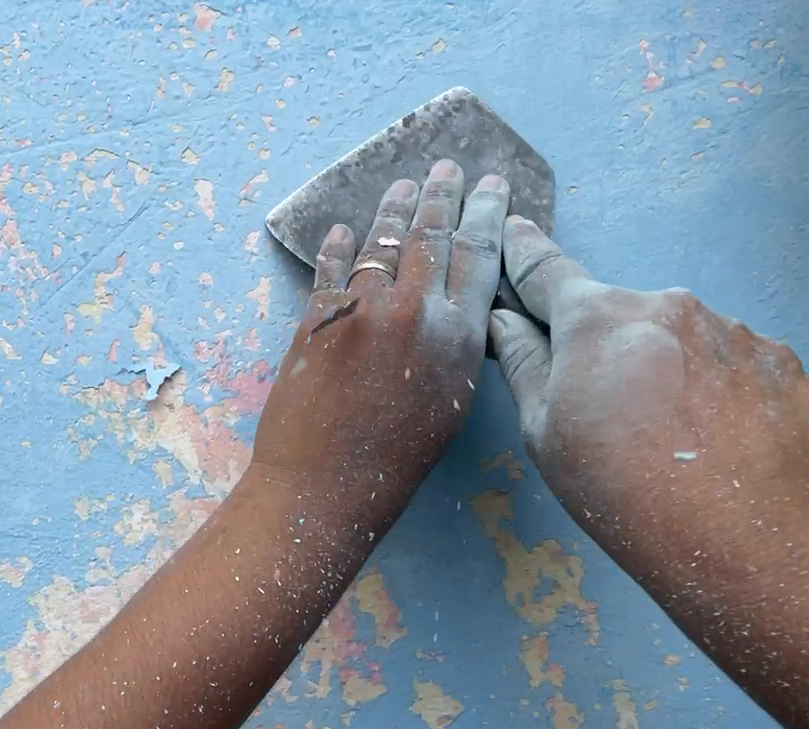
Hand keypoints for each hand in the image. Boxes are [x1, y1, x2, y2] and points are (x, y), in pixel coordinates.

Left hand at [249, 161, 509, 532]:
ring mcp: (362, 308)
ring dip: (393, 207)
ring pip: (382, 240)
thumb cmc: (394, 461)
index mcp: (458, 335)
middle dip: (442, 194)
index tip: (491, 183)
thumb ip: (456, 349)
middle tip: (447, 165)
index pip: (479, 255)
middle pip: (432, 234)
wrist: (325, 484)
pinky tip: (338, 228)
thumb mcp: (449, 404)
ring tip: (402, 183)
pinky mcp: (317, 318)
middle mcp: (415, 309)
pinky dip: (333, 245)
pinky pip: (329, 268)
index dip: (485, 213)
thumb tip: (455, 311)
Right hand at [486, 216, 808, 598]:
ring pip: (677, 340)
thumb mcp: (545, 433)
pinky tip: (712, 440)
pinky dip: (711, 391)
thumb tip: (506, 323)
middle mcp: (668, 305)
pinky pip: (728, 364)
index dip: (525, 253)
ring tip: (667, 438)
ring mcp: (733, 329)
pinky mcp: (781, 361)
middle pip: (618, 315)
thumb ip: (524, 367)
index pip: (548, 273)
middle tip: (604, 413)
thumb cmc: (619, 487)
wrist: (744, 534)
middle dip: (603, 348)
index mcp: (599, 320)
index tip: (514, 228)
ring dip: (661, 370)